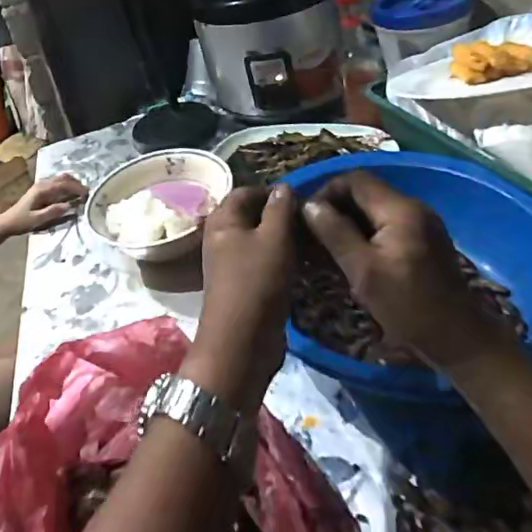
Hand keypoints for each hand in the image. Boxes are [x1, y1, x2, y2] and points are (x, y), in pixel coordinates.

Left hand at [0, 173, 85, 234]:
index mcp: (42, 190)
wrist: (7, 222)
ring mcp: (41, 185)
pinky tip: (70, 194)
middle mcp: (42, 184)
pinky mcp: (41, 190)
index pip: (63, 184)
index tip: (86, 194)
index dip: (76, 188)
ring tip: (81, 193)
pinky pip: (57, 183)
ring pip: (60, 179)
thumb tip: (69, 206)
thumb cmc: (21, 222)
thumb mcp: (37, 220)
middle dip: (76, 183)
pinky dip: (66, 185)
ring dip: (72, 183)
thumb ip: (52, 212)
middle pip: (63, 178)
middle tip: (87, 193)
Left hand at [181, 185, 296, 410]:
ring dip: (281, 239)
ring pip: (258, 240)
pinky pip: (261, 263)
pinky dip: (279, 260)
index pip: (245, 191)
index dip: (271, 191)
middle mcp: (221, 237)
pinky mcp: (241, 286)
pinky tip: (301, 265)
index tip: (300, 199)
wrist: (240, 344)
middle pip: (251, 216)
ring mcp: (229, 263)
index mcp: (222, 220)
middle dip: (278, 215)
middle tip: (309, 221)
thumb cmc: (256, 282)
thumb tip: (283, 187)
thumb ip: (279, 210)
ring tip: (310, 242)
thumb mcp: (274, 239)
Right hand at [301, 171, 516, 369]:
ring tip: (326, 245)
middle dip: (335, 207)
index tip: (307, 216)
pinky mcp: (424, 240)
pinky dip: (365, 232)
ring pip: (374, 208)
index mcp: (400, 209)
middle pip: (364, 192)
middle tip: (312, 232)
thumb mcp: (364, 272)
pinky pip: (387, 224)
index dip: (326, 191)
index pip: (354, 179)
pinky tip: (351, 254)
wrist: (461, 342)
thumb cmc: (409, 307)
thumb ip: (335, 233)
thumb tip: (309, 205)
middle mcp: (413, 207)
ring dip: (348, 221)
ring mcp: (421, 223)